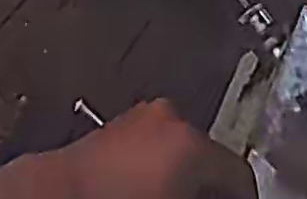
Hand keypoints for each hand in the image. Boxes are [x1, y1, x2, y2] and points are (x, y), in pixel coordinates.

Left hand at [49, 100, 257, 198]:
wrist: (62, 193)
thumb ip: (207, 193)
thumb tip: (212, 190)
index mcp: (190, 142)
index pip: (240, 174)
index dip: (244, 198)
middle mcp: (171, 117)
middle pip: (212, 158)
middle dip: (212, 189)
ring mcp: (144, 115)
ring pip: (185, 151)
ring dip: (189, 179)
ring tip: (176, 197)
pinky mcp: (123, 122)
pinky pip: (159, 145)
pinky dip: (165, 168)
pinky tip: (152, 190)